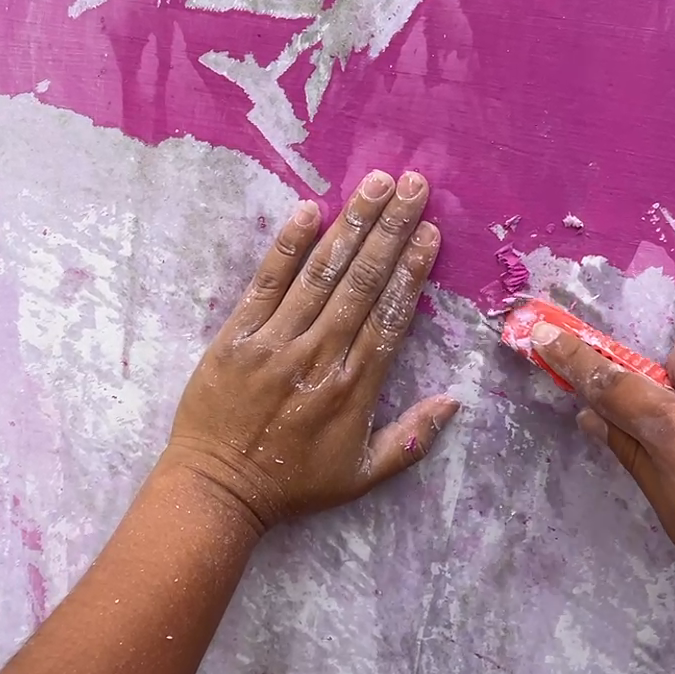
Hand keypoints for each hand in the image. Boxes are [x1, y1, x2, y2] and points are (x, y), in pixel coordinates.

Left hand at [162, 170, 459, 532]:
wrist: (217, 489)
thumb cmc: (292, 483)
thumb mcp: (362, 476)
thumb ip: (411, 438)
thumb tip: (457, 400)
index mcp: (353, 386)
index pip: (390, 315)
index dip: (412, 270)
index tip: (429, 231)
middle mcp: (319, 354)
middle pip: (362, 282)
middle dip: (390, 229)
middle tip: (412, 185)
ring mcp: (276, 340)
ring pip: (320, 273)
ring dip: (350, 225)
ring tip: (374, 184)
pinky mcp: (237, 335)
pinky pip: (265, 283)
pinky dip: (287, 246)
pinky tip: (308, 210)